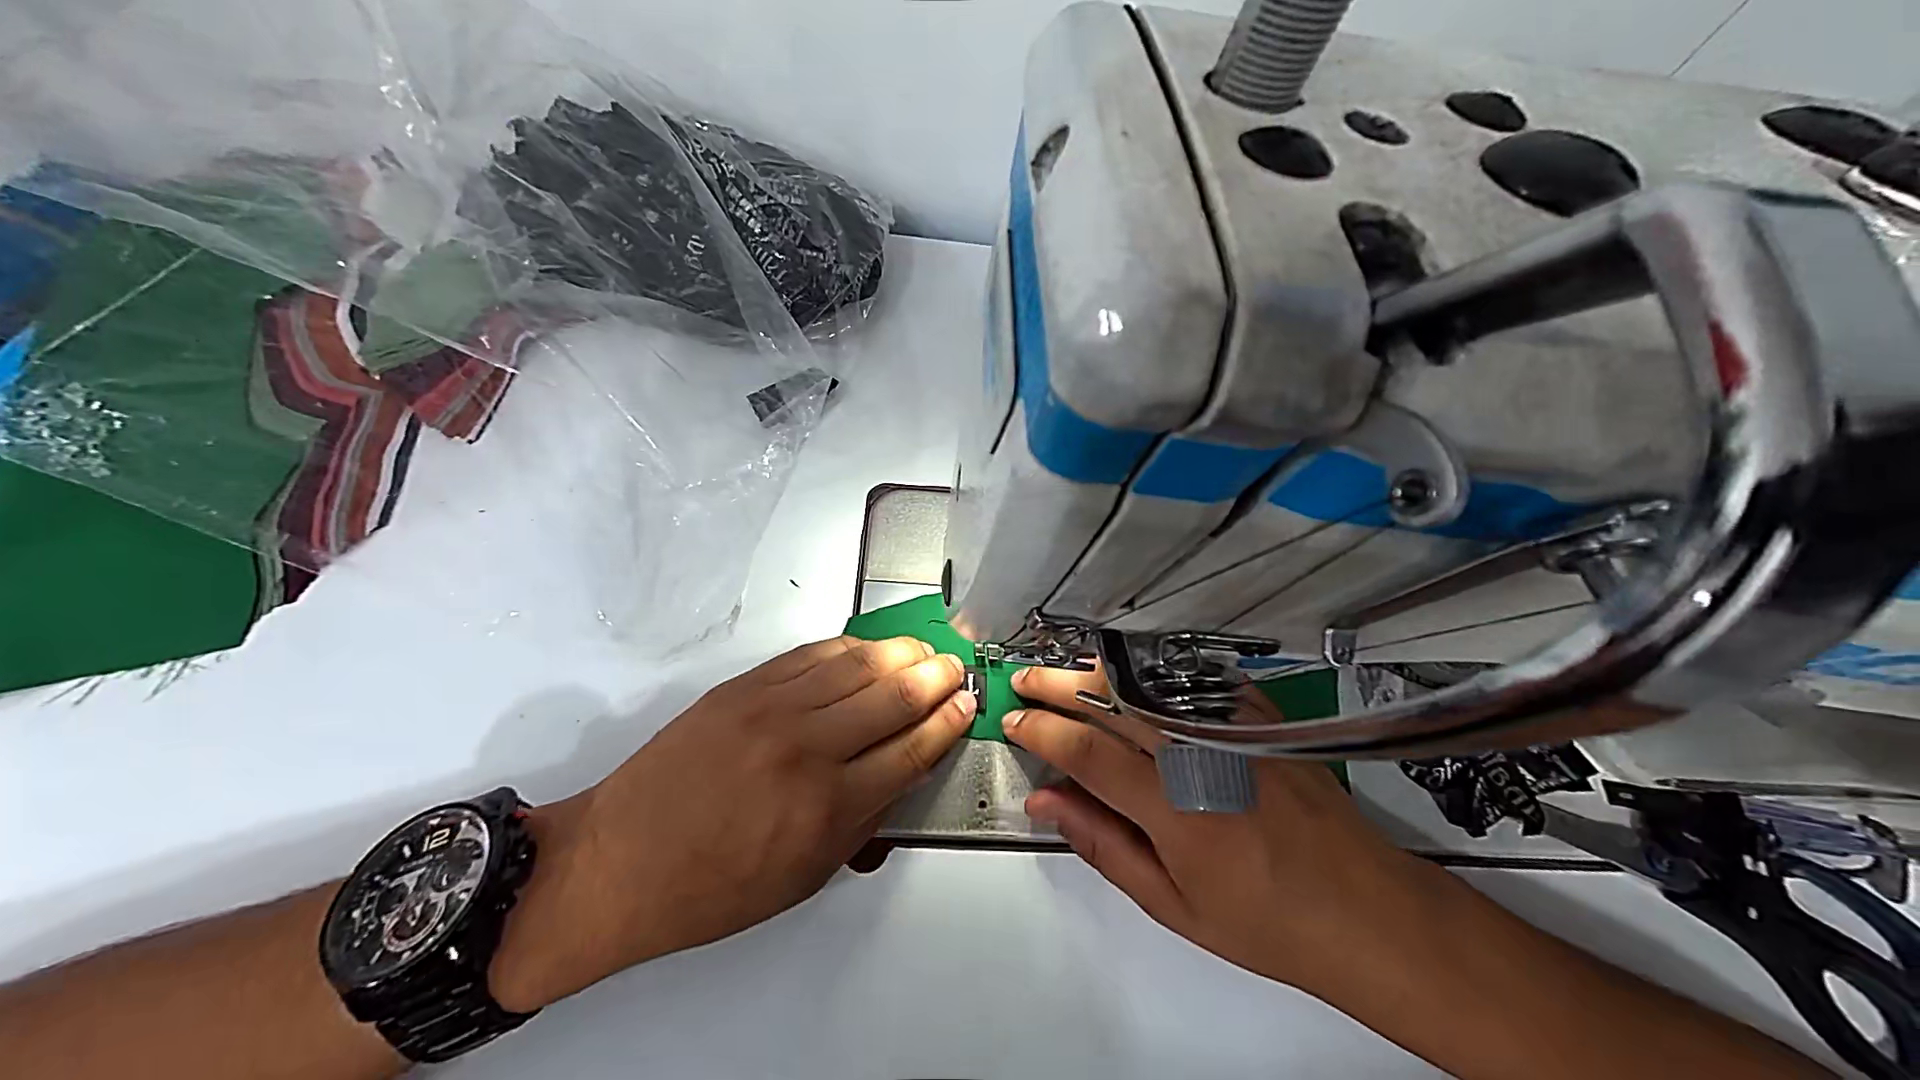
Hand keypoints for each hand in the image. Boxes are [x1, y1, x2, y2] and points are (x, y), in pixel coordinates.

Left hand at [492, 635, 972, 1010]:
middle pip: (894, 695)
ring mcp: (771, 709)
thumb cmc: (712, 886)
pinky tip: (868, 647)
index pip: (911, 749)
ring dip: (901, 651)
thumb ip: (863, 821)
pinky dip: (848, 646)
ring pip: (857, 663)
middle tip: (955, 668)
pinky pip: (809, 654)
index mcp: (828, 808)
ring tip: (924, 648)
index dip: (947, 722)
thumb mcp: (805, 875)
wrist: (618, 863)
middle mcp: (807, 749)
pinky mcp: (742, 688)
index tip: (965, 705)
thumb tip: (903, 772)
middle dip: (936, 676)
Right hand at [1003, 664, 1448, 1001]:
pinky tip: (1129, 675)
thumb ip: (1102, 843)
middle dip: (1056, 685)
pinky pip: (1192, 678)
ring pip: (1147, 680)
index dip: (1040, 731)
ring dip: (1095, 670)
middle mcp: (1200, 755)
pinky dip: (1149, 671)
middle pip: (1110, 699)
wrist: (1364, 909)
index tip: (1013, 723)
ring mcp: (1234, 728)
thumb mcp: (1171, 903)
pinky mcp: (1259, 716)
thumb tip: (1047, 803)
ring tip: (1062, 674)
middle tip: (1024, 683)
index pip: (1085, 750)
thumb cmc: (1268, 921)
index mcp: (1175, 809)